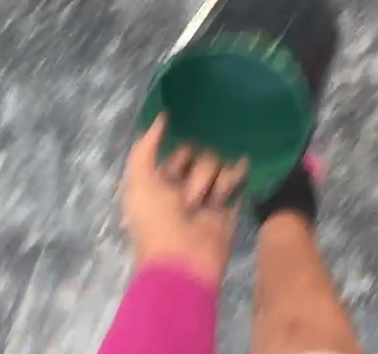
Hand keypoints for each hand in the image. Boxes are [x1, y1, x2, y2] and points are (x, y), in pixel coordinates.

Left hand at [121, 117, 246, 284]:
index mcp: (163, 181)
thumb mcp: (139, 183)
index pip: (180, 150)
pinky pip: (238, 178)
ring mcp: (210, 195)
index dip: (182, 151)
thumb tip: (162, 115)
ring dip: (213, 181)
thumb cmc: (156, 222)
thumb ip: (146, 147)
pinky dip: (237, 175)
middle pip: (202, 154)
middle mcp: (187, 186)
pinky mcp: (230, 205)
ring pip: (219, 165)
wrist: (184, 262)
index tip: (186, 152)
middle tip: (192, 191)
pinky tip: (236, 176)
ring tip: (207, 201)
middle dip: (199, 168)